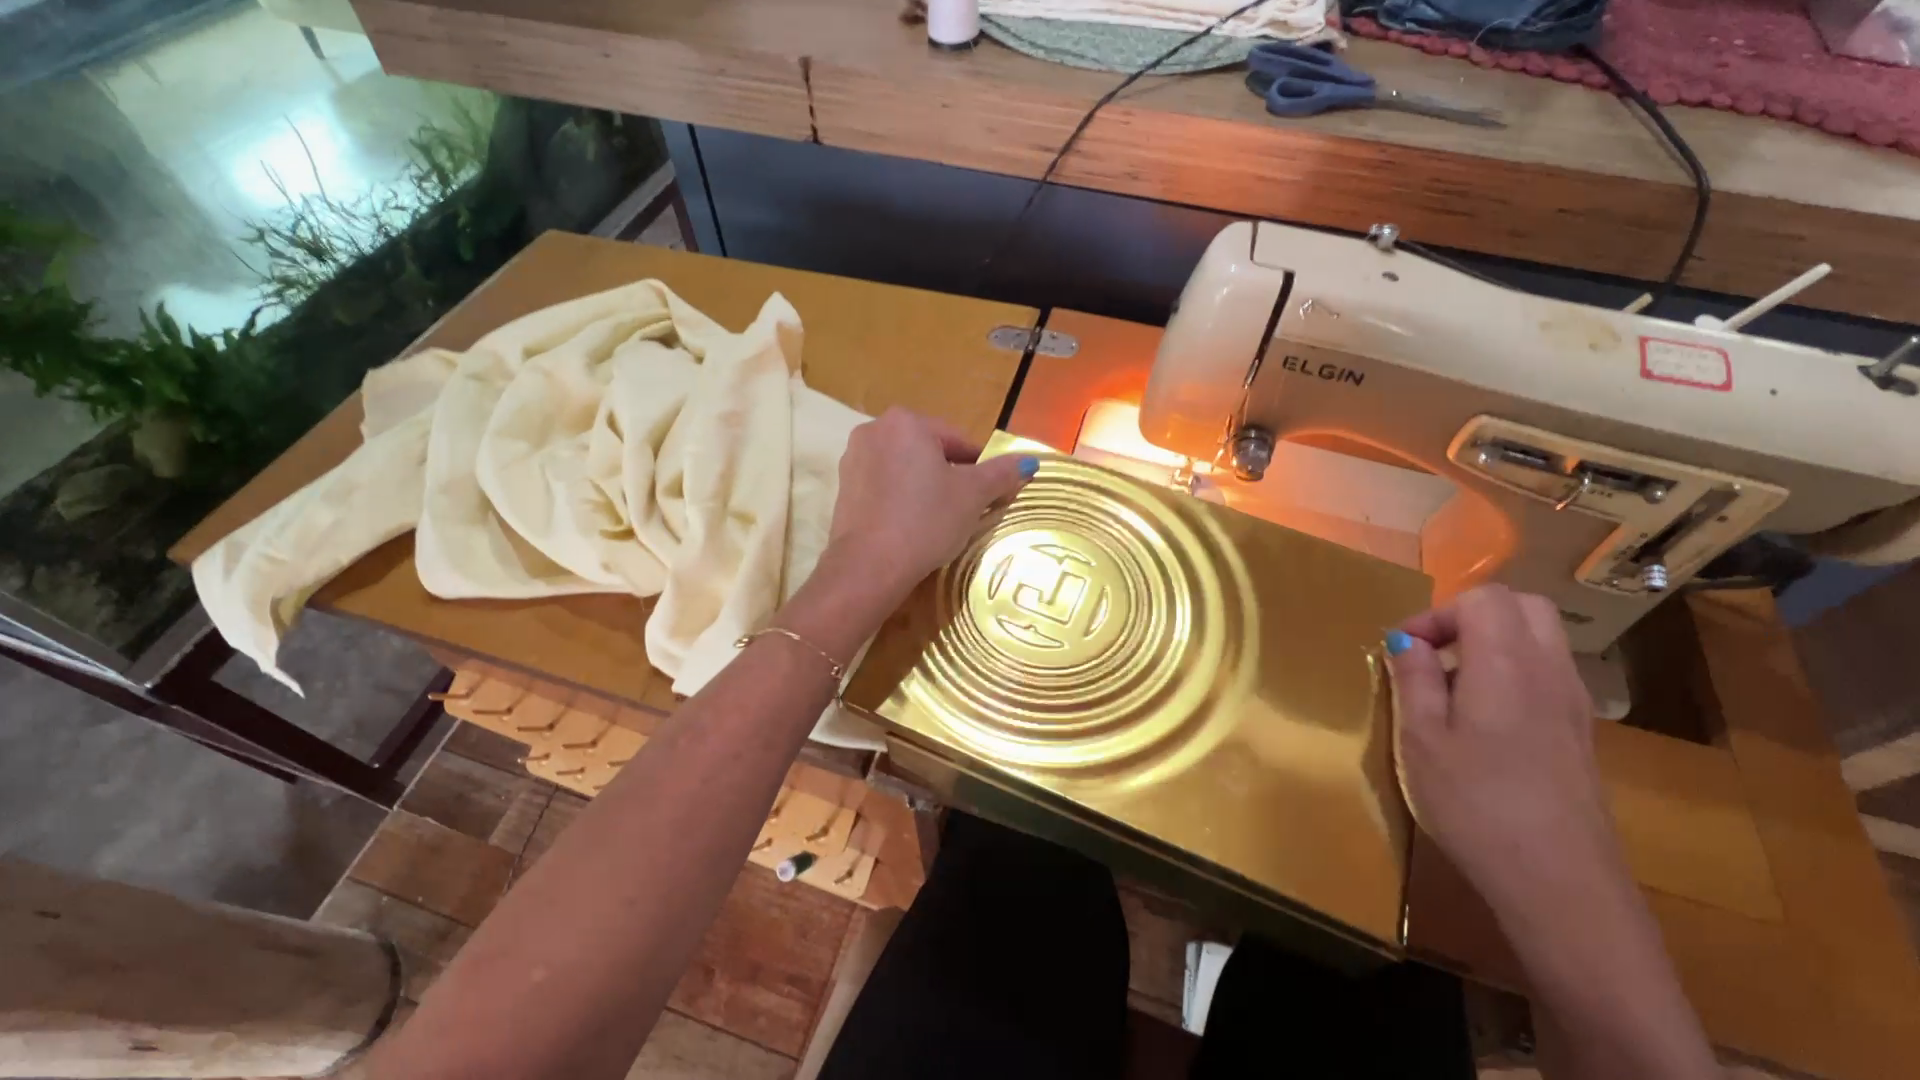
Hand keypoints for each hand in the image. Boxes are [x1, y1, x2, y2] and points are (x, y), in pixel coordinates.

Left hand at [818, 408, 1034, 609]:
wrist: (870, 565)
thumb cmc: (927, 520)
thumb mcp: (974, 495)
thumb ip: (1003, 474)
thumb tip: (1030, 462)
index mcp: (906, 421)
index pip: (958, 441)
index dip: (980, 470)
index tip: (991, 496)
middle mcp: (874, 431)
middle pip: (929, 453)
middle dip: (951, 478)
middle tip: (967, 512)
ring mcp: (853, 460)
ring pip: (906, 471)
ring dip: (926, 490)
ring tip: (941, 523)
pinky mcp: (843, 491)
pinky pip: (884, 489)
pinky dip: (902, 502)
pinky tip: (913, 529)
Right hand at [1386, 585, 1628, 915]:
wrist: (1559, 880)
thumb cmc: (1475, 804)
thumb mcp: (1420, 740)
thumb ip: (1414, 680)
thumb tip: (1406, 641)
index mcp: (1506, 662)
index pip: (1483, 598)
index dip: (1437, 611)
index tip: (1402, 648)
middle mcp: (1549, 669)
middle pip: (1522, 607)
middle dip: (1471, 616)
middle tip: (1431, 654)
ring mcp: (1572, 702)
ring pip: (1540, 639)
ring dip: (1494, 644)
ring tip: (1452, 688)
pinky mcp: (1581, 734)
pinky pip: (1548, 675)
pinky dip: (1514, 673)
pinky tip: (1484, 722)